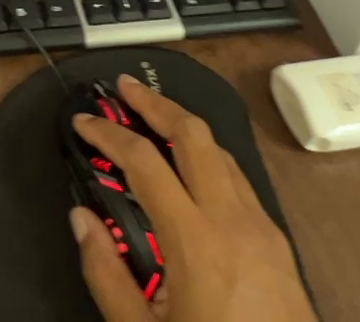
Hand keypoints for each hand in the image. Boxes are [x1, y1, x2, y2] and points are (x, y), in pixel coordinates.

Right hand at [70, 75, 313, 321]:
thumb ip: (105, 273)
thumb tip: (81, 219)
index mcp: (196, 242)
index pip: (144, 161)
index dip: (108, 133)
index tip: (83, 122)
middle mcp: (233, 221)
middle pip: (194, 134)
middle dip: (156, 102)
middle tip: (124, 87)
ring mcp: (262, 228)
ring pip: (221, 151)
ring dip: (184, 125)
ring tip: (153, 116)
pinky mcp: (278, 243)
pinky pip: (238, 179)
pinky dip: (208, 156)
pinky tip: (190, 167)